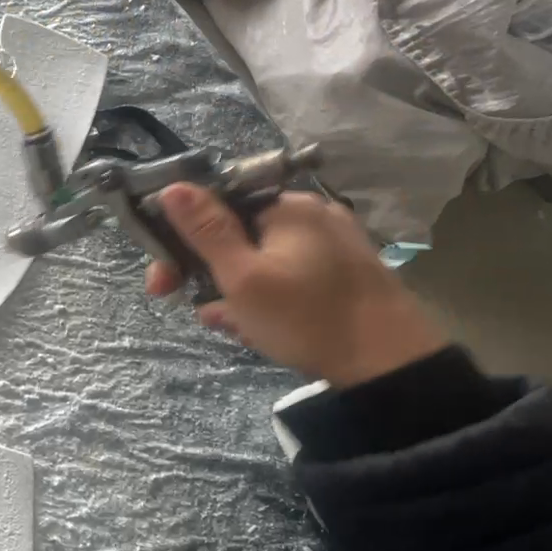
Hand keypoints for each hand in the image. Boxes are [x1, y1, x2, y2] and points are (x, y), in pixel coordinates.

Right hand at [144, 185, 447, 387]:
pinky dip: (259, 296)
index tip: (162, 276)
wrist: (390, 364)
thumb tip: (172, 186)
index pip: (214, 205)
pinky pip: (279, 274)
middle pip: (232, 233)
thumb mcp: (241, 277)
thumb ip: (205, 231)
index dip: (179, 237)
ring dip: (228, 290)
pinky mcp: (337, 272)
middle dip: (201, 269)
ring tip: (228, 322)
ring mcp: (327, 244)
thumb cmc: (306, 317)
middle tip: (180, 301)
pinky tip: (252, 324)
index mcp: (287, 207)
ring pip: (252, 259)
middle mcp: (310, 215)